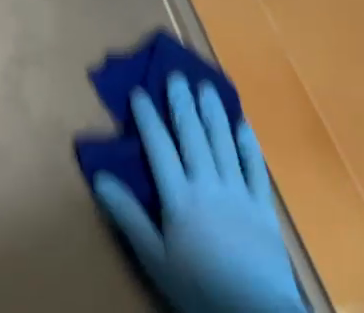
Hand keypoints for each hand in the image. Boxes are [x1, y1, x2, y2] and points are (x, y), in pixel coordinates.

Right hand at [91, 73, 302, 312]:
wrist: (256, 312)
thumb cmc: (198, 285)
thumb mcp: (154, 256)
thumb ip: (127, 214)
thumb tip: (100, 176)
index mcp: (178, 196)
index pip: (159, 147)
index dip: (148, 118)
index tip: (139, 91)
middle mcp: (208, 184)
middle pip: (192, 136)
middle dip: (182, 103)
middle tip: (176, 74)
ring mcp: (239, 193)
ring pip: (223, 143)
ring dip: (213, 112)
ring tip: (205, 86)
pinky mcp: (264, 207)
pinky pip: (255, 168)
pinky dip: (248, 143)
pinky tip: (243, 124)